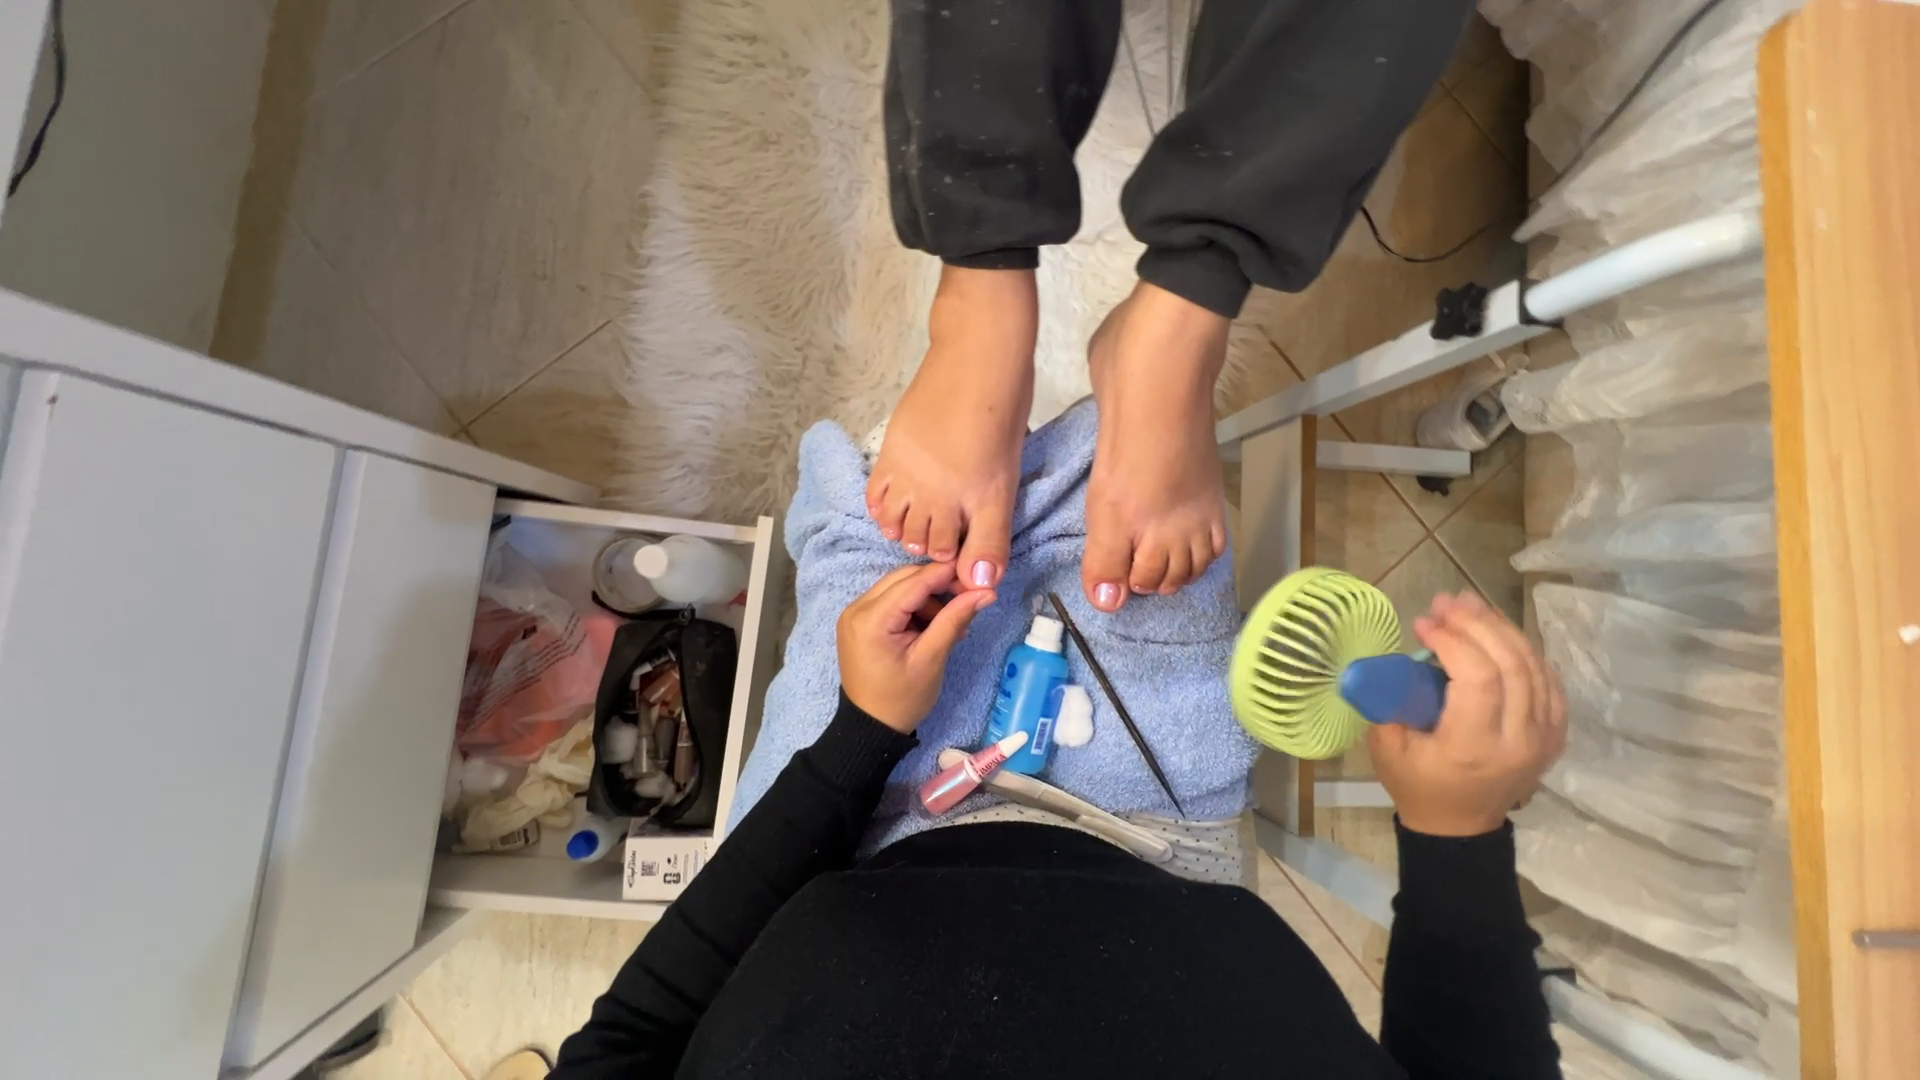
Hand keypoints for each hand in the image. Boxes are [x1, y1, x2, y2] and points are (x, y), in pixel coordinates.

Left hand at [837, 562, 995, 732]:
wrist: (871, 727)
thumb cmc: (902, 698)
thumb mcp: (932, 658)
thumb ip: (955, 619)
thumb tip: (987, 591)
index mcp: (871, 618)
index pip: (914, 581)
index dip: (947, 574)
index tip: (977, 576)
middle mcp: (857, 607)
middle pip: (905, 578)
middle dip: (938, 586)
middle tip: (968, 601)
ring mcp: (855, 612)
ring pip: (899, 586)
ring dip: (927, 598)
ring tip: (951, 625)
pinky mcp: (859, 620)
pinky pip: (891, 600)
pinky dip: (914, 607)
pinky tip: (932, 627)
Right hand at [1368, 592, 1566, 837]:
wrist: (1458, 824)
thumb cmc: (1415, 783)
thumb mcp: (1387, 745)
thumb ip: (1394, 701)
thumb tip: (1403, 658)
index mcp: (1474, 747)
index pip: (1478, 679)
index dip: (1453, 642)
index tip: (1422, 624)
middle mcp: (1520, 741)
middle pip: (1512, 665)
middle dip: (1477, 624)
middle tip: (1445, 602)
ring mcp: (1545, 737)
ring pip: (1534, 666)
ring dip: (1500, 629)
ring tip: (1468, 606)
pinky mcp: (1554, 733)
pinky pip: (1547, 679)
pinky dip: (1522, 649)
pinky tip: (1496, 633)